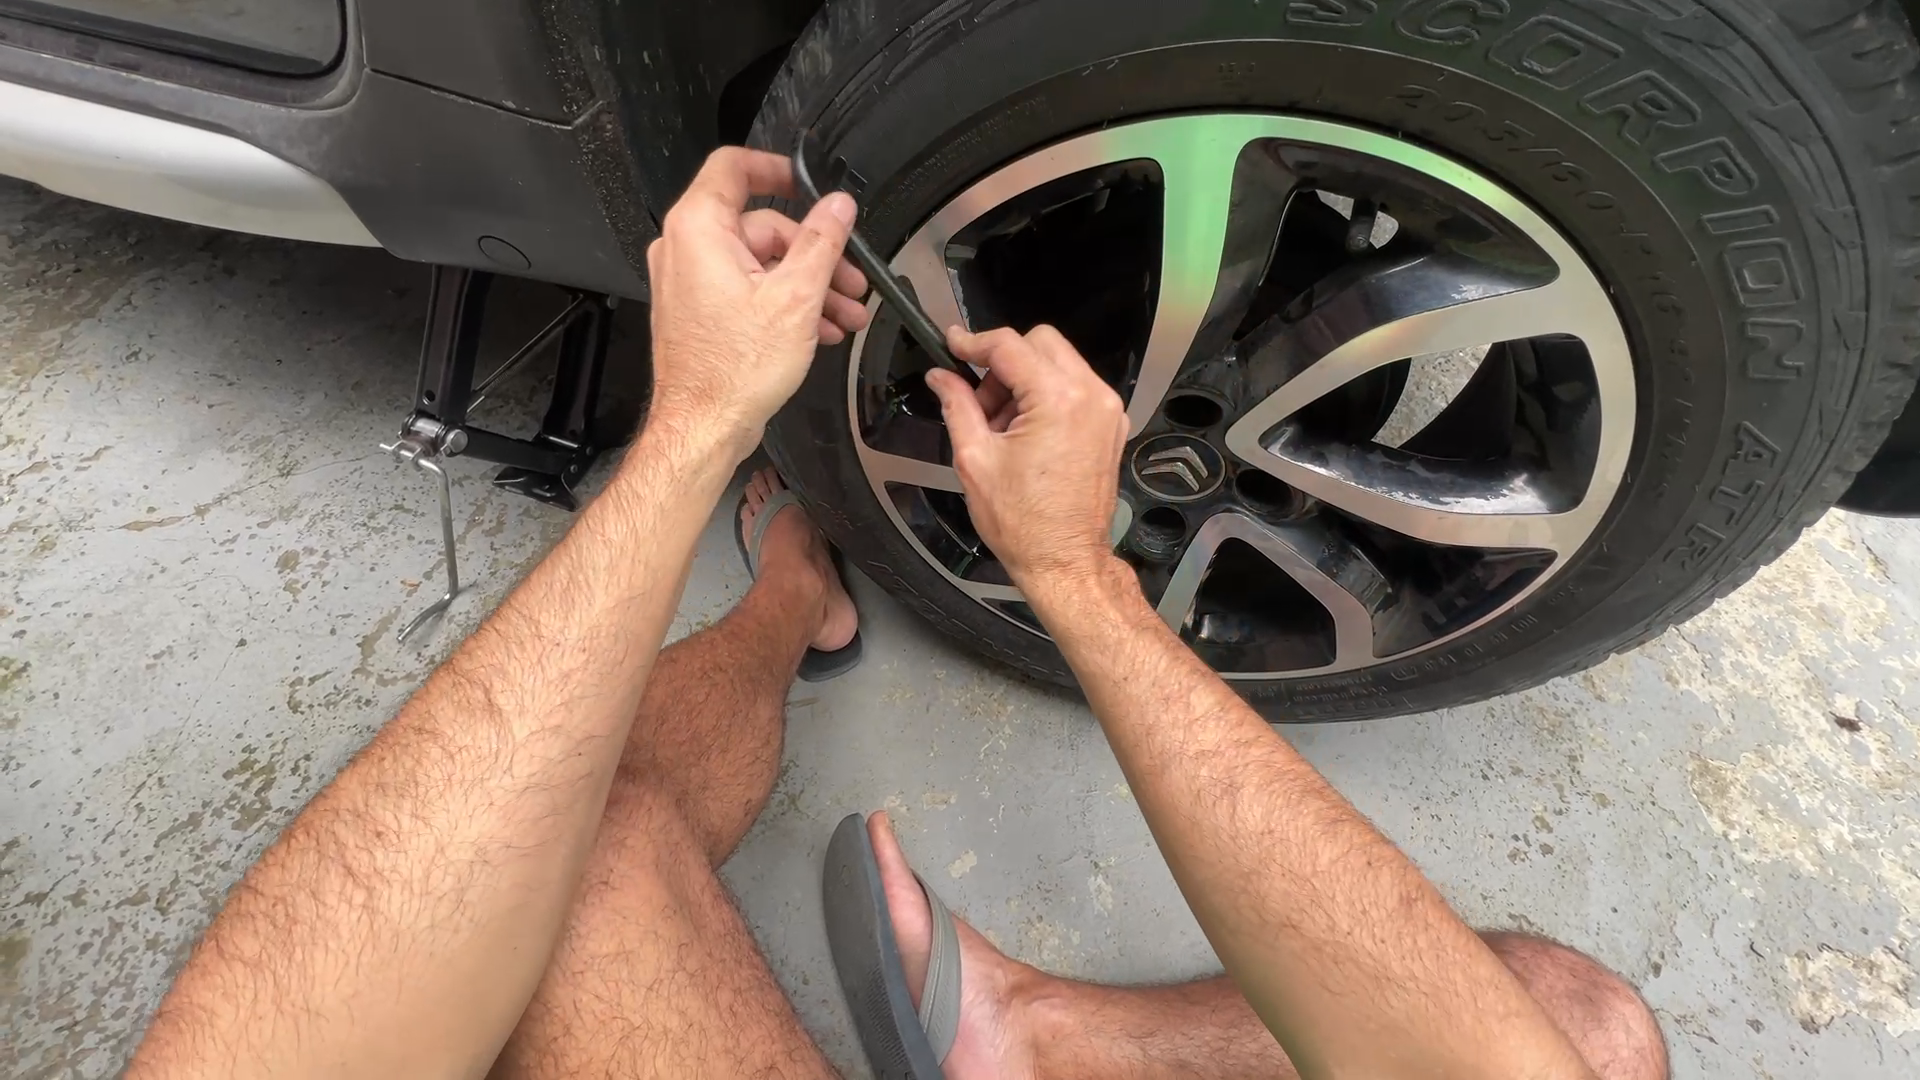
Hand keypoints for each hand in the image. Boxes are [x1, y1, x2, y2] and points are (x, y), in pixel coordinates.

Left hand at [646, 147, 869, 458]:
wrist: (705, 426)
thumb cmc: (735, 370)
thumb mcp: (796, 298)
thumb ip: (822, 243)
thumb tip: (839, 206)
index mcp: (700, 230)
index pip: (735, 168)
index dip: (778, 169)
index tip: (810, 185)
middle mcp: (688, 250)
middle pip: (763, 230)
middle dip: (816, 257)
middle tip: (853, 282)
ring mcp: (693, 284)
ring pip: (762, 267)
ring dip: (809, 288)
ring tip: (846, 316)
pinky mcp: (702, 314)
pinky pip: (749, 293)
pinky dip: (785, 306)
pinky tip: (820, 331)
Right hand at [924, 325, 1127, 585]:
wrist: (1063, 561)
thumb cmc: (1026, 525)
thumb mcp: (975, 459)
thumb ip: (957, 405)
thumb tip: (941, 378)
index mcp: (1058, 400)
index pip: (1009, 345)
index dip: (973, 341)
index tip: (953, 345)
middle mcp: (1091, 398)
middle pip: (1040, 344)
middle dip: (1003, 364)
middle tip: (980, 402)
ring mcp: (1106, 412)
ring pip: (1058, 364)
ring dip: (1024, 382)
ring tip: (1002, 429)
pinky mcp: (1110, 428)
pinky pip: (1075, 389)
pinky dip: (1046, 398)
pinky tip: (1025, 434)